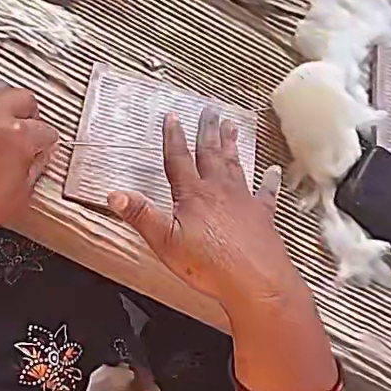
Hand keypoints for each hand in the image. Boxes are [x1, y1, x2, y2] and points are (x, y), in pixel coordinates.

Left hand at [0, 83, 60, 240]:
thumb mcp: (24, 190)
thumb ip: (37, 164)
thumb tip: (40, 152)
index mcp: (18, 135)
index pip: (45, 129)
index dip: (46, 141)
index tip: (43, 146)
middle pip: (25, 98)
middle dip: (30, 114)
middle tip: (27, 128)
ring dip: (5, 102)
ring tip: (4, 118)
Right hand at [110, 108, 295, 309]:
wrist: (255, 281)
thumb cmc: (210, 264)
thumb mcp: (164, 241)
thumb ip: (140, 215)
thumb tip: (115, 194)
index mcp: (193, 194)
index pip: (179, 159)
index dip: (174, 136)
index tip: (172, 117)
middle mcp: (219, 191)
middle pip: (211, 153)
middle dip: (207, 130)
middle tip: (209, 110)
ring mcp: (243, 201)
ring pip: (236, 165)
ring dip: (232, 145)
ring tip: (231, 127)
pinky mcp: (262, 216)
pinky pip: (266, 193)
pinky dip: (270, 181)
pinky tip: (274, 171)